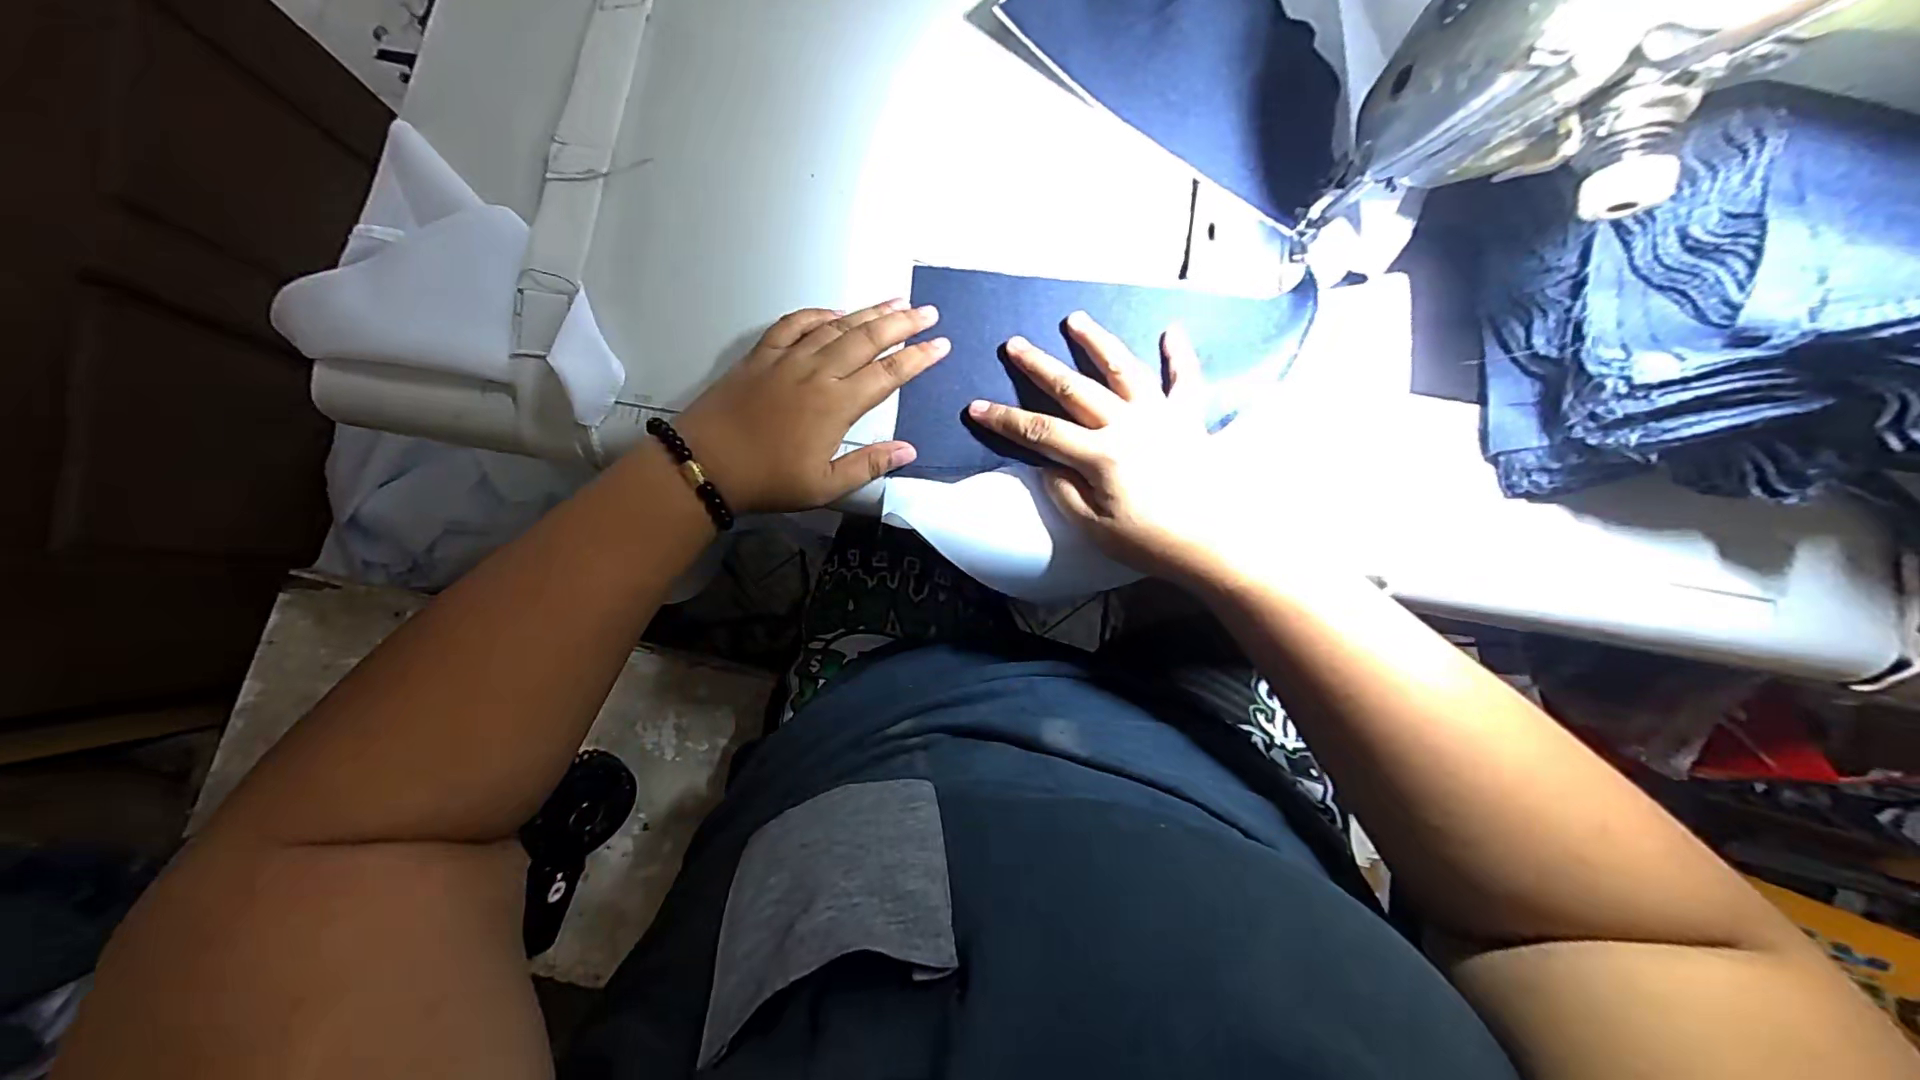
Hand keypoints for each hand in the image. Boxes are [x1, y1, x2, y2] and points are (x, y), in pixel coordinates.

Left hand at [671, 299, 946, 514]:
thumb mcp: (824, 486)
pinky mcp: (761, 356)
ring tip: (894, 302)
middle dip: (902, 323)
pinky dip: (816, 314)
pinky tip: (834, 312)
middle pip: (868, 340)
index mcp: (837, 405)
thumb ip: (869, 465)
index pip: (888, 374)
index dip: (918, 358)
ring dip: (868, 313)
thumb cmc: (768, 481)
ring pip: (836, 327)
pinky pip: (793, 325)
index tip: (941, 344)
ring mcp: (788, 359)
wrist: (705, 463)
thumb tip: (909, 450)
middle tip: (927, 311)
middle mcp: (818, 373)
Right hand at [966, 312, 1270, 589]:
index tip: (976, 407)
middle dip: (1038, 366)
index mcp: (1100, 456)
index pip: (1040, 431)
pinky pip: (1185, 380)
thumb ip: (1065, 491)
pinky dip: (1179, 354)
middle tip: (1014, 345)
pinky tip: (1172, 330)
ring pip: (1122, 369)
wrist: (1212, 545)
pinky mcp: (1189, 419)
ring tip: (1074, 319)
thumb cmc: (1150, 542)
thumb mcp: (1094, 527)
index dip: (1004, 419)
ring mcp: (1160, 417)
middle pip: (1073, 388)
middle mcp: (1127, 425)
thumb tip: (1048, 464)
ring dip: (1096, 342)